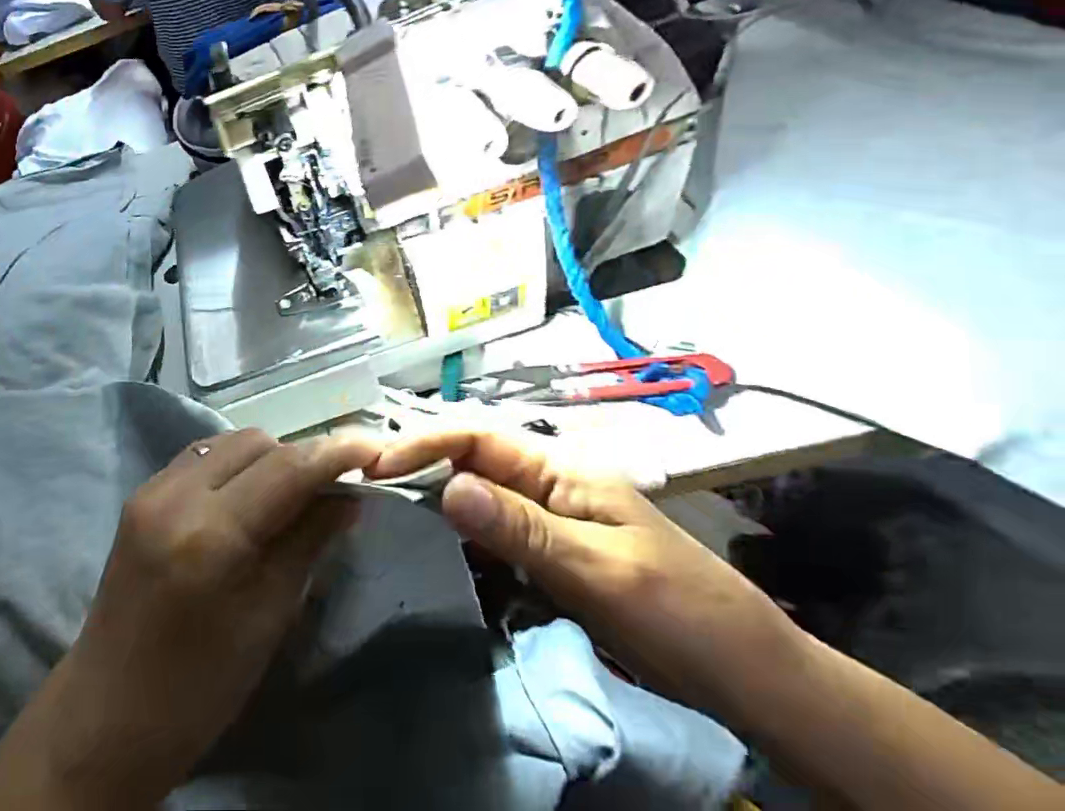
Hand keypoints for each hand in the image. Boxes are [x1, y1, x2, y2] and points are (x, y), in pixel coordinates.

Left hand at [0, 429, 374, 808]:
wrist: (113, 706)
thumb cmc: (203, 682)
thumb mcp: (269, 616)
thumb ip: (307, 543)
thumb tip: (346, 495)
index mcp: (211, 532)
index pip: (285, 468)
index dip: (334, 453)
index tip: (372, 450)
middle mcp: (174, 494)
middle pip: (253, 444)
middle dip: (299, 456)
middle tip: (333, 487)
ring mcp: (149, 490)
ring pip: (222, 444)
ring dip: (265, 458)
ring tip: (294, 493)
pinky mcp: (137, 497)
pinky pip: (196, 460)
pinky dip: (231, 467)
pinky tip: (249, 496)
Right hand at [370, 430, 799, 714]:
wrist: (753, 679)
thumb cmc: (684, 615)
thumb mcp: (602, 570)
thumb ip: (522, 528)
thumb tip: (446, 488)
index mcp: (563, 469)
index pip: (476, 438)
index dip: (422, 444)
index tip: (376, 466)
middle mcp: (548, 481)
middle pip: (468, 457)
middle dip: (416, 460)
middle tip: (364, 479)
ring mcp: (546, 515)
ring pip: (473, 488)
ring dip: (429, 489)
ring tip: (382, 499)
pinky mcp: (545, 548)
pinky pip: (487, 524)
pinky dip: (453, 523)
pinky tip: (430, 532)